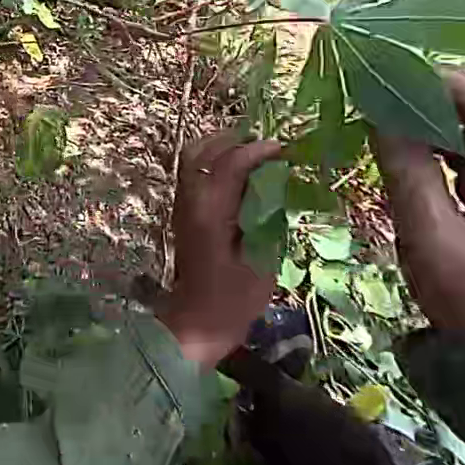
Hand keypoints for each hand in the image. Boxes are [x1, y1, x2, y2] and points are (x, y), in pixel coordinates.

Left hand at [157, 132, 284, 368]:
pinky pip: (194, 173)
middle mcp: (191, 200)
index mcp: (211, 211)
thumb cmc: (234, 299)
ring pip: (194, 158)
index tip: (281, 149)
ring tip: (251, 156)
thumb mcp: (262, 260)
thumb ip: (268, 219)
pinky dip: (214, 164)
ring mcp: (183, 204)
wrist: (197, 322)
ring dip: (221, 149)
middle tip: (265, 149)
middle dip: (235, 142)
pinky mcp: (183, 212)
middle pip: (204, 151)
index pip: (230, 164)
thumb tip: (277, 188)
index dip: (256, 151)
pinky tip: (238, 175)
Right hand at [372, 69, 464, 338]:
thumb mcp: (433, 249)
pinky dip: (455, 128)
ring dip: (447, 104)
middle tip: (384, 90)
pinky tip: (419, 134)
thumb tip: (378, 112)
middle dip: (440, 87)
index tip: (383, 77)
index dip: (437, 81)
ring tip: (395, 108)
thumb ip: (407, 174)